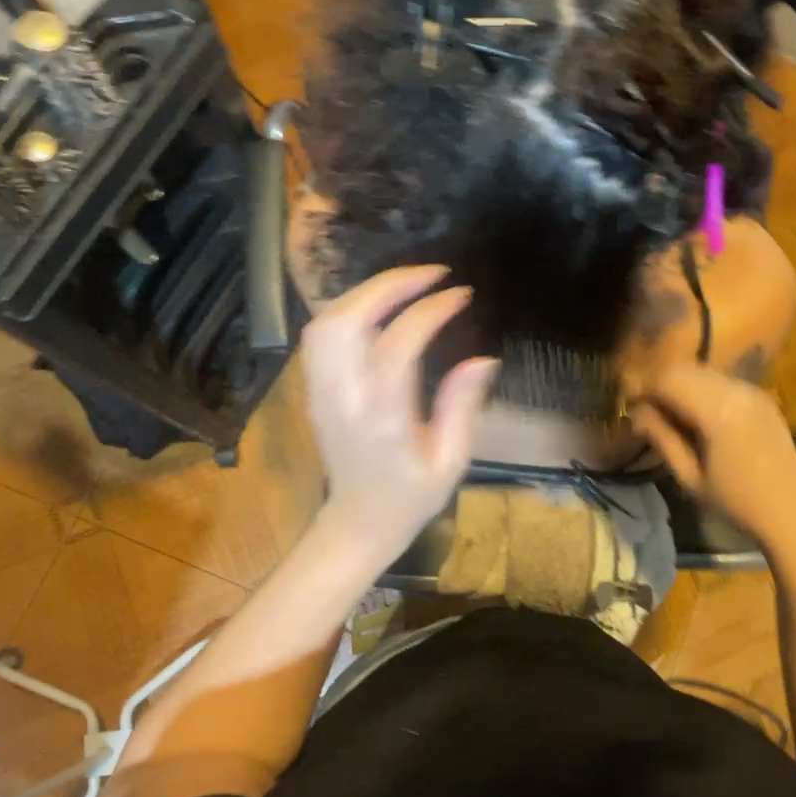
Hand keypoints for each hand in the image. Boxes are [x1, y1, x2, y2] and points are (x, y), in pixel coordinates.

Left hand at [302, 265, 498, 561]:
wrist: (358, 522)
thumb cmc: (411, 498)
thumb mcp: (450, 462)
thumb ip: (461, 409)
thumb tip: (483, 359)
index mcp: (382, 421)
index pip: (397, 347)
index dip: (429, 311)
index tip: (461, 295)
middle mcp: (343, 400)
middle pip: (347, 321)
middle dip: (389, 285)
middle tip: (432, 274)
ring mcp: (320, 392)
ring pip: (326, 322)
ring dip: (366, 293)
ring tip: (408, 284)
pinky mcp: (313, 390)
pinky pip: (320, 335)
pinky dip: (348, 308)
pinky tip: (379, 306)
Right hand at [630, 364, 795, 542]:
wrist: (790, 512)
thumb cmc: (736, 503)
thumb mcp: (690, 477)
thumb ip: (662, 439)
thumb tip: (637, 414)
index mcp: (718, 411)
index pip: (668, 380)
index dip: (643, 388)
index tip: (629, 407)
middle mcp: (737, 391)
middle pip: (685, 370)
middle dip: (660, 384)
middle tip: (645, 412)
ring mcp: (753, 391)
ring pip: (704, 372)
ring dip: (681, 385)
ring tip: (669, 415)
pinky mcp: (762, 397)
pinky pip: (723, 382)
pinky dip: (702, 389)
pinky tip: (697, 416)